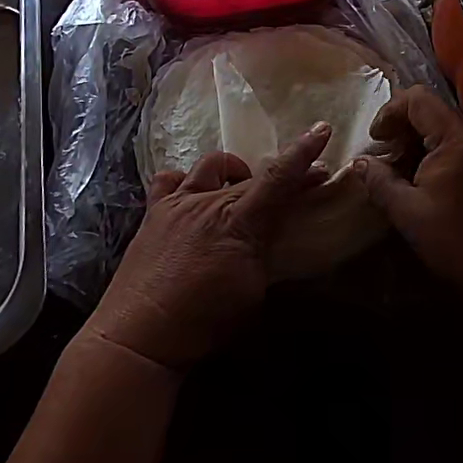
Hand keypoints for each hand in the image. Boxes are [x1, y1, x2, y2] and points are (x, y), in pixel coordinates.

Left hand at [85, 123, 334, 372]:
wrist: (141, 332)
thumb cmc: (204, 321)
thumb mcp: (251, 292)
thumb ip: (263, 256)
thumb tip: (269, 237)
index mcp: (238, 223)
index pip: (277, 179)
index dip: (302, 153)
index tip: (321, 130)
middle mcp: (207, 203)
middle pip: (251, 175)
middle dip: (280, 173)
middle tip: (300, 183)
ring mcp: (177, 203)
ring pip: (209, 166)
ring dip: (232, 171)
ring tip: (240, 188)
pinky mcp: (154, 212)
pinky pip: (169, 179)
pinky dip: (185, 180)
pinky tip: (192, 193)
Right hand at [350, 86, 462, 315]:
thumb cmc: (457, 240)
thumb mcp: (407, 212)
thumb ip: (379, 182)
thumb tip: (360, 164)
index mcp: (454, 140)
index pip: (417, 100)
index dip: (389, 112)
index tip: (375, 139)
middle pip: (428, 110)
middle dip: (398, 126)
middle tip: (379, 153)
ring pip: (438, 128)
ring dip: (411, 141)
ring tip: (392, 168)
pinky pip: (449, 145)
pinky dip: (426, 153)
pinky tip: (413, 179)